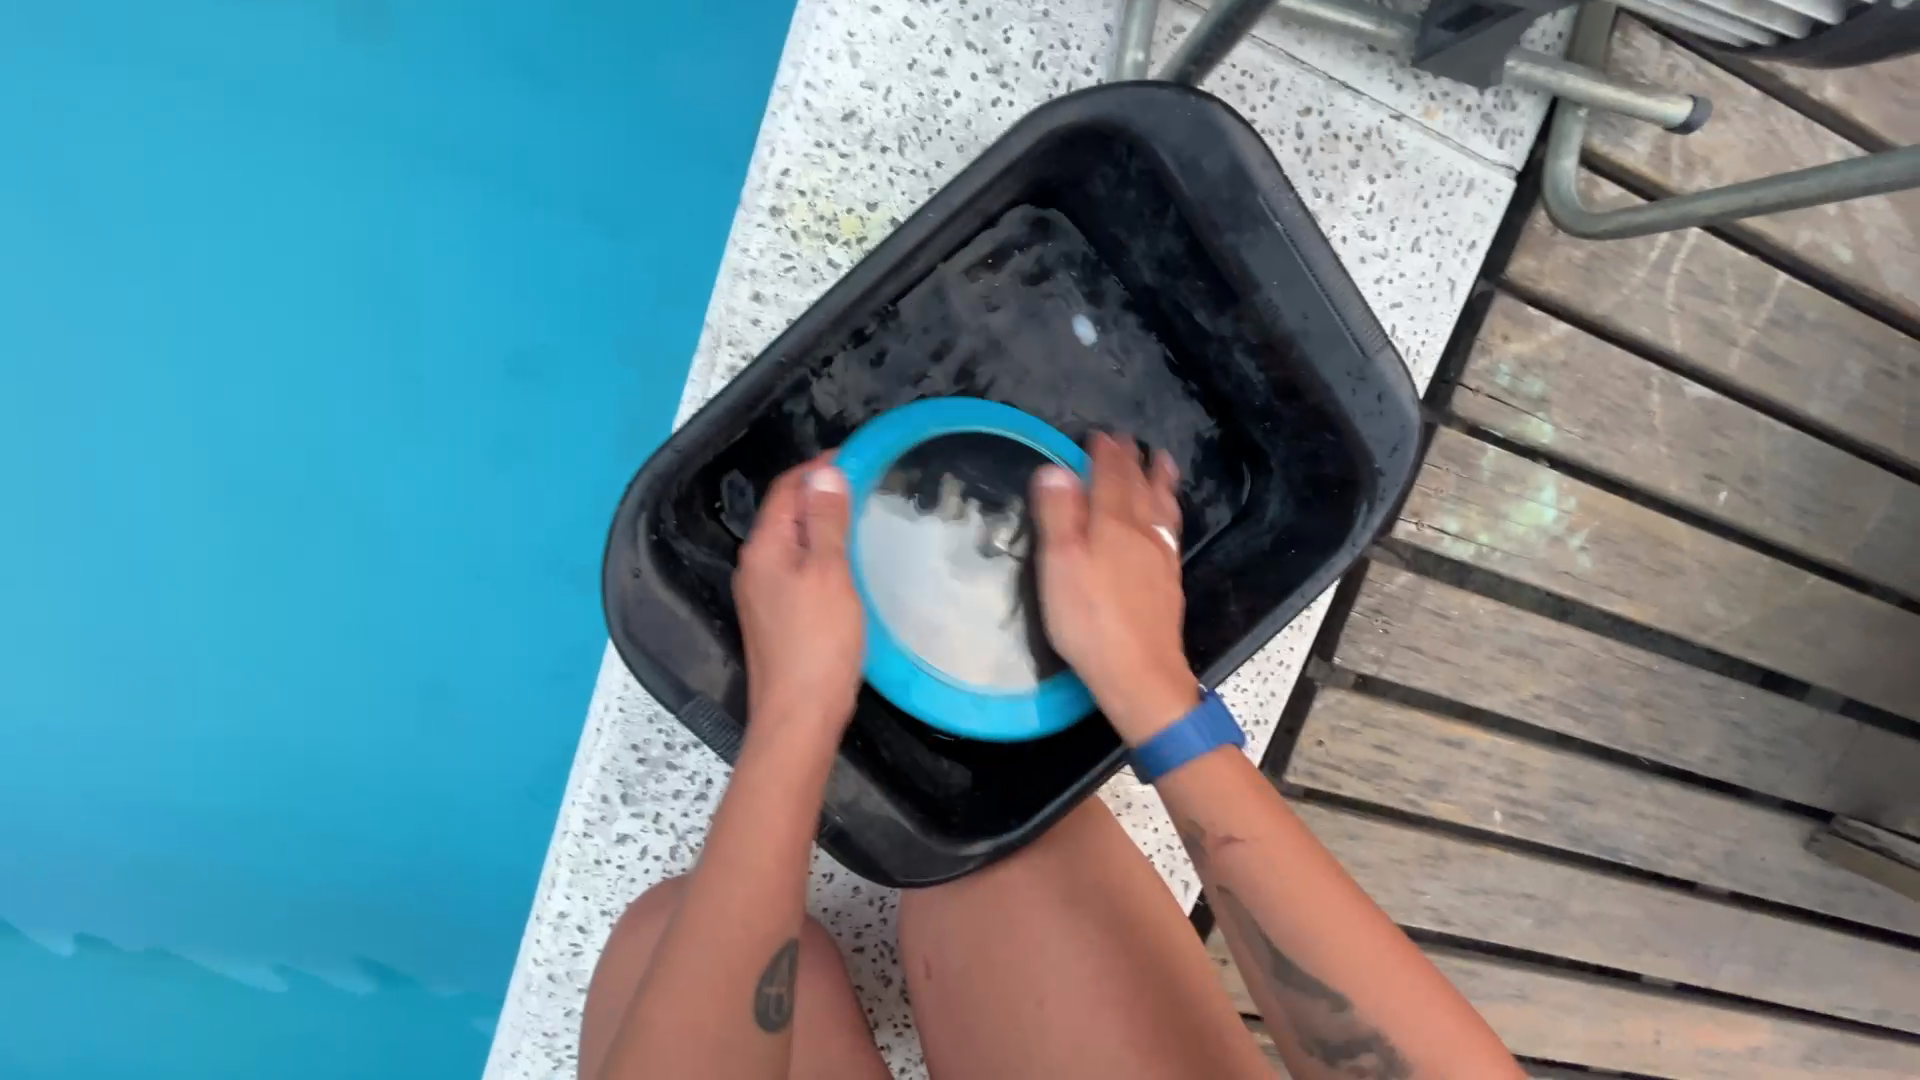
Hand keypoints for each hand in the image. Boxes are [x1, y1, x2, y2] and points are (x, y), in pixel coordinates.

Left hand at [734, 456, 863, 744]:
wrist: (799, 716)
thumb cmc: (819, 643)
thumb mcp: (829, 573)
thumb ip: (825, 521)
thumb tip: (824, 471)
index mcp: (764, 548)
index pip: (786, 488)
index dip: (817, 467)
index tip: (858, 458)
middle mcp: (755, 566)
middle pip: (786, 513)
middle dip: (821, 493)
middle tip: (867, 485)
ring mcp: (762, 594)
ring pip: (792, 542)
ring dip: (822, 523)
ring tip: (862, 517)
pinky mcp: (776, 617)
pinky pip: (797, 568)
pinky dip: (821, 553)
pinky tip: (848, 563)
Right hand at [1029, 433, 1197, 744]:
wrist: (1139, 671)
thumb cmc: (1089, 618)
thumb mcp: (1060, 564)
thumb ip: (1058, 515)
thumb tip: (1055, 470)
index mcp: (1111, 523)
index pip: (1109, 478)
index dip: (1104, 455)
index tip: (1102, 435)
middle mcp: (1141, 533)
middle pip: (1138, 488)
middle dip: (1131, 461)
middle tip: (1129, 441)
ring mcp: (1160, 558)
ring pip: (1161, 508)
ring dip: (1160, 481)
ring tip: (1163, 462)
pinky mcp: (1168, 582)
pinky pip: (1170, 532)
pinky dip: (1169, 513)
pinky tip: (1167, 521)